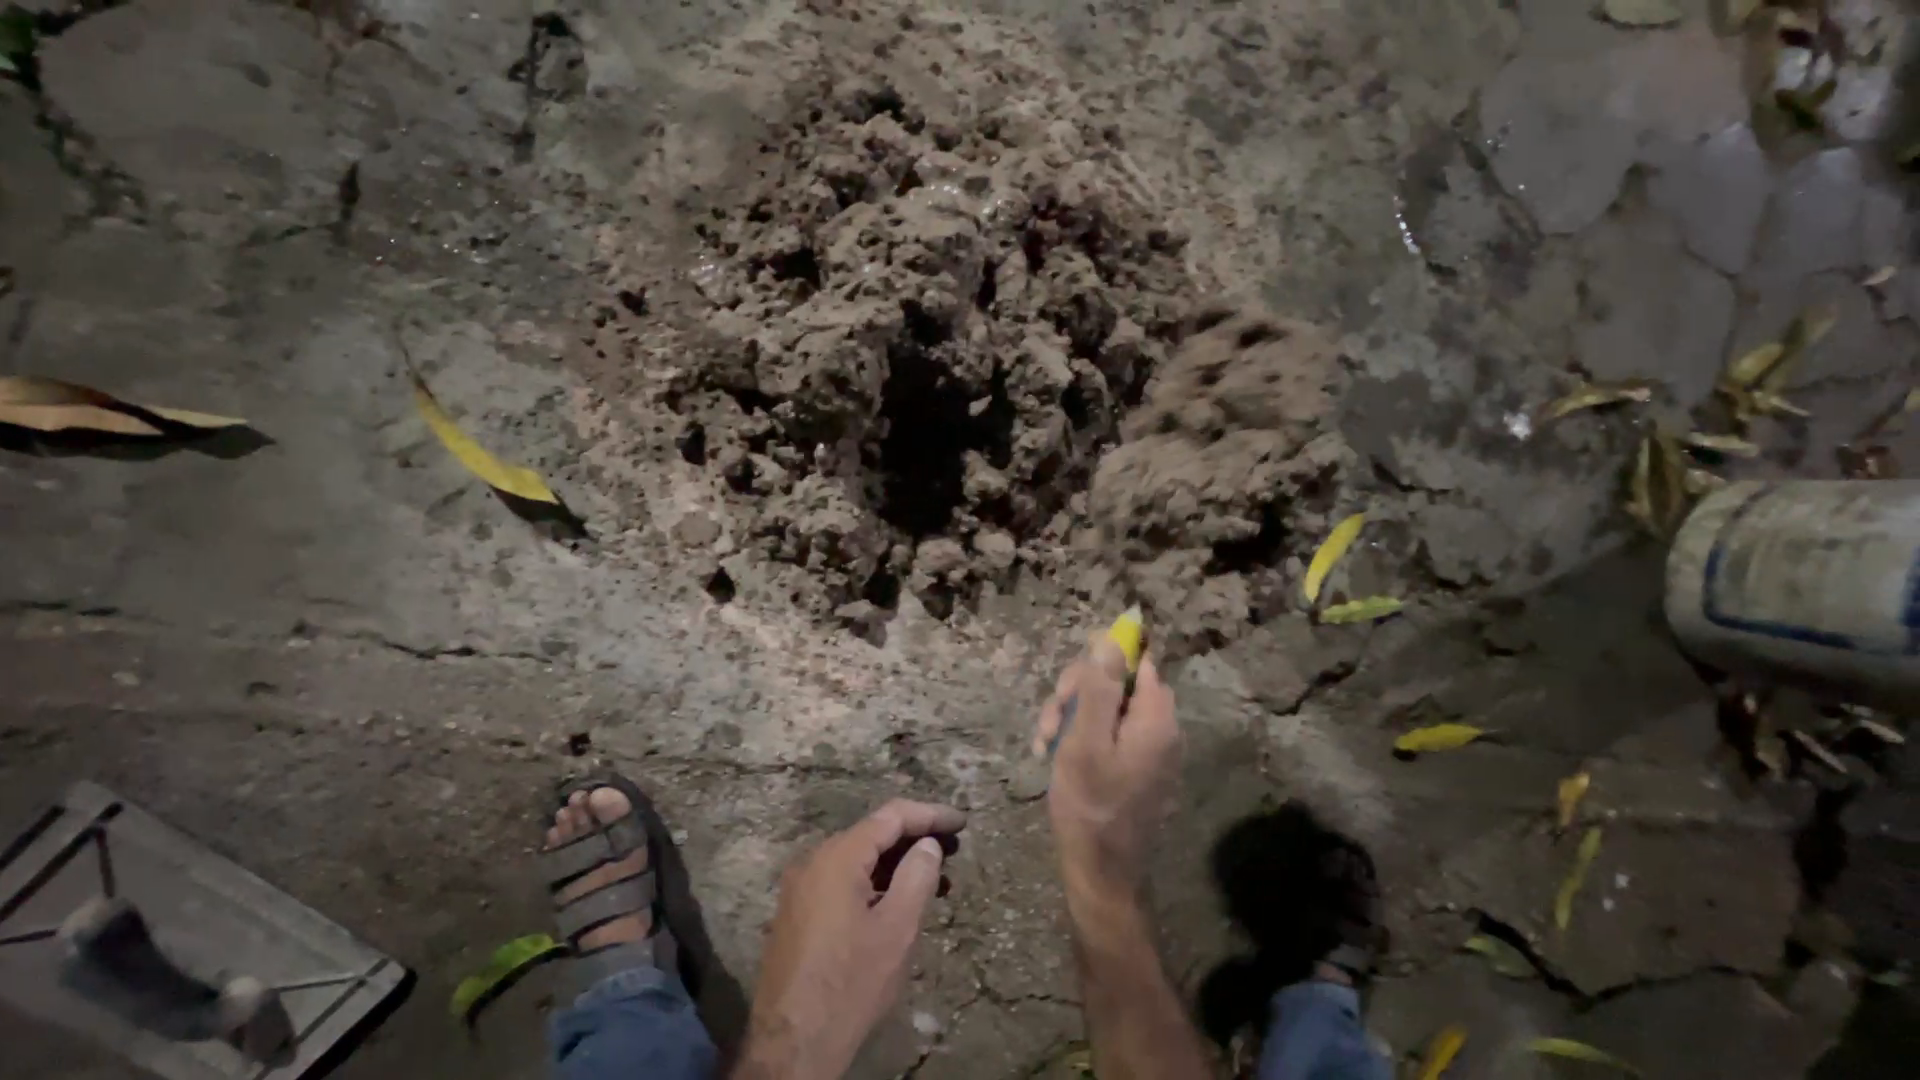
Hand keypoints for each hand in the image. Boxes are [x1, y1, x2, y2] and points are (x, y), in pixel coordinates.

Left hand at [738, 799, 964, 1079]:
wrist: (792, 1043)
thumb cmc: (850, 984)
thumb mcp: (897, 929)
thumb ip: (917, 877)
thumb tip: (927, 844)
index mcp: (838, 857)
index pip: (891, 816)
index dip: (930, 814)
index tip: (962, 822)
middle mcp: (813, 862)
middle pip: (872, 834)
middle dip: (915, 838)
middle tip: (954, 850)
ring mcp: (801, 888)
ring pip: (857, 860)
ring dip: (896, 864)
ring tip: (937, 880)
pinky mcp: (797, 913)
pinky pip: (842, 881)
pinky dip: (875, 882)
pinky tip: (899, 901)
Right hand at [1036, 636, 1178, 894]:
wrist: (1101, 873)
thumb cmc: (1090, 806)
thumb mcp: (1084, 741)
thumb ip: (1099, 689)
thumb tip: (1111, 640)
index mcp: (1156, 719)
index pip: (1137, 663)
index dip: (1100, 663)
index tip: (1069, 687)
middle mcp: (1162, 730)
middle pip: (1119, 684)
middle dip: (1078, 694)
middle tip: (1050, 723)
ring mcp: (1151, 752)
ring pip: (1108, 710)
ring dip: (1072, 717)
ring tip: (1045, 745)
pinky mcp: (1138, 770)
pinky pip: (1110, 736)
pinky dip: (1082, 739)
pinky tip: (1056, 758)